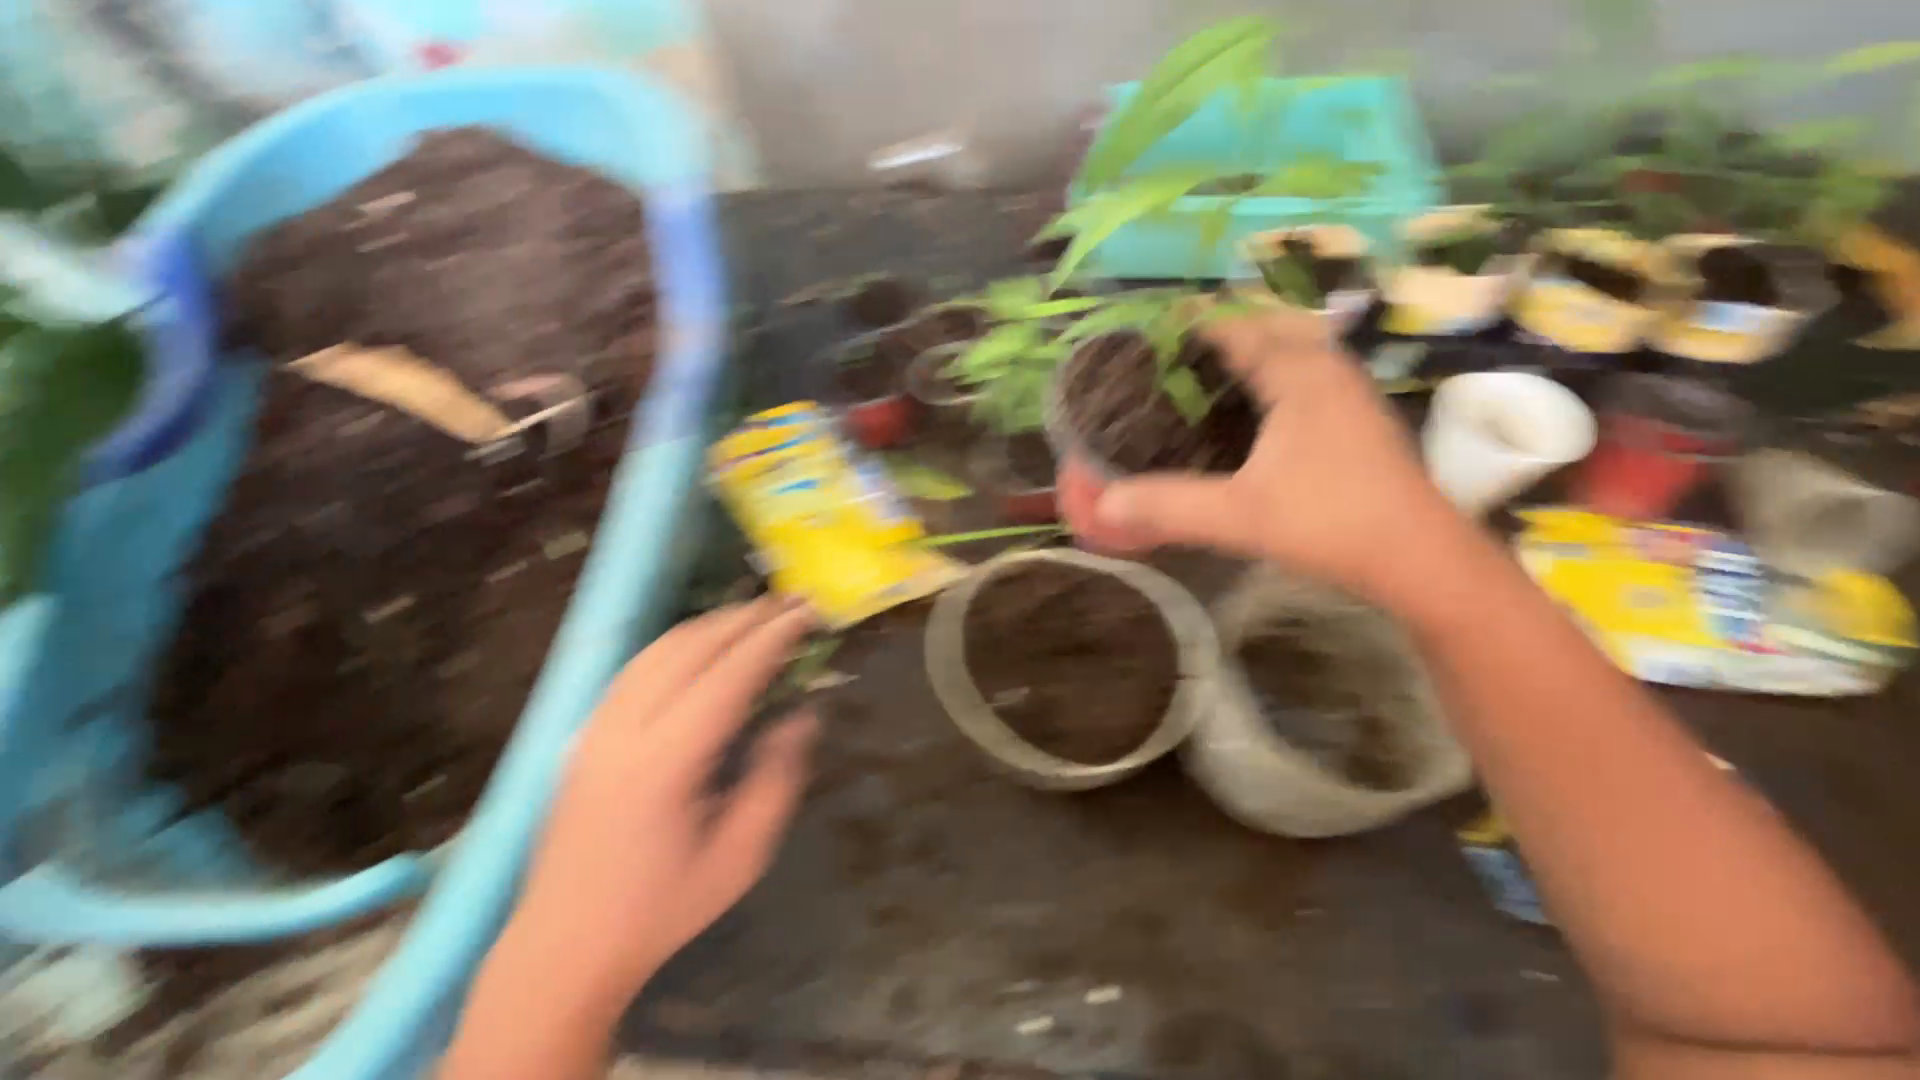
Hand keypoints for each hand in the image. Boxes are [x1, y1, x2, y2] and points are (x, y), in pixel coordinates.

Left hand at [514, 596, 817, 994]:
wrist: (565, 944)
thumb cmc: (663, 909)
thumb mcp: (740, 856)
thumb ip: (776, 779)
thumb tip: (801, 715)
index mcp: (664, 762)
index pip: (727, 676)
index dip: (770, 639)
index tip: (805, 613)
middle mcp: (623, 730)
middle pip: (689, 647)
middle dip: (743, 619)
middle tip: (789, 605)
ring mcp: (594, 727)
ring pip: (656, 649)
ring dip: (709, 625)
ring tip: (754, 618)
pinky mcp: (582, 734)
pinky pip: (634, 668)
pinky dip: (676, 644)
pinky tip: (701, 648)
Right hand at [1083, 310, 1460, 600]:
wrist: (1421, 559)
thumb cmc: (1332, 523)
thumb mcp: (1240, 516)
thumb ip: (1169, 506)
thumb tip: (1103, 504)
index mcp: (1299, 374)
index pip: (1236, 326)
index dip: (1192, 323)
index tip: (1149, 331)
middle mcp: (1328, 370)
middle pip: (1268, 328)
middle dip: (1221, 331)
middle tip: (1171, 356)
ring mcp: (1351, 394)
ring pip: (1294, 352)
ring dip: (1252, 353)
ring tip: (1204, 377)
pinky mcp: (1361, 421)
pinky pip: (1308, 377)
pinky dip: (1275, 378)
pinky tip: (1255, 414)